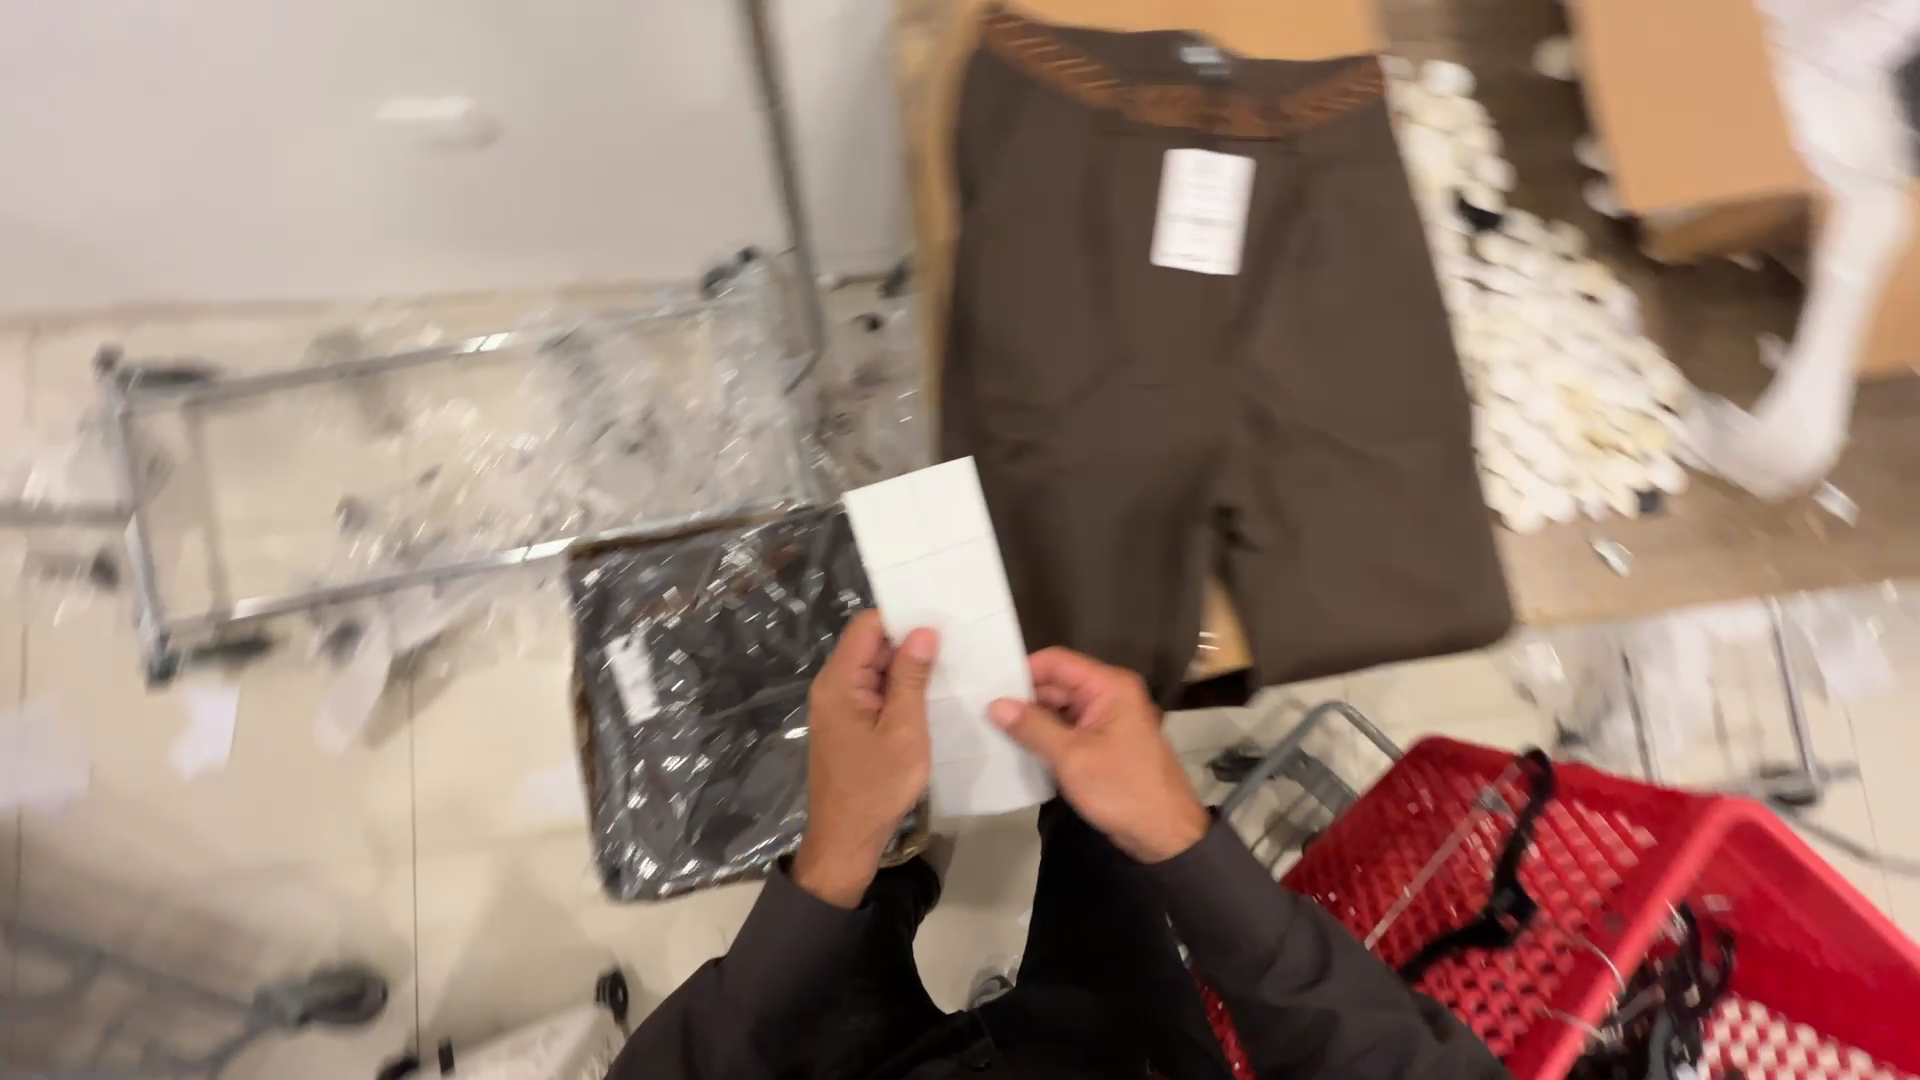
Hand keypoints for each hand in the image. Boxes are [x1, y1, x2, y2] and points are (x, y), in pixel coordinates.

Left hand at [794, 610, 937, 907]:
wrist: (846, 841)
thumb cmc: (876, 786)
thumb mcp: (903, 730)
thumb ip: (911, 677)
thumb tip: (923, 631)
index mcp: (839, 682)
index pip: (867, 625)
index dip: (901, 618)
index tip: (938, 620)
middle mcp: (832, 686)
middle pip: (870, 645)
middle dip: (908, 641)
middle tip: (954, 641)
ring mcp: (839, 705)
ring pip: (874, 668)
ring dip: (906, 666)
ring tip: (950, 663)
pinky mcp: (848, 722)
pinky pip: (873, 690)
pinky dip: (898, 688)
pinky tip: (928, 692)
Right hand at [989, 648, 1208, 863]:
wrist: (1166, 835)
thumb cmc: (1122, 789)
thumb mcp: (1072, 757)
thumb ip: (1033, 727)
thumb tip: (996, 705)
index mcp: (1109, 686)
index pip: (1057, 661)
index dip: (1024, 670)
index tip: (990, 687)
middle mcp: (1109, 694)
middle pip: (1058, 683)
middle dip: (1024, 697)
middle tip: (984, 711)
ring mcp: (1107, 719)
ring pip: (1060, 707)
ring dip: (1033, 718)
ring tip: (993, 728)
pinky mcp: (1104, 742)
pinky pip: (1069, 727)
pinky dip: (1047, 735)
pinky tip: (1018, 746)